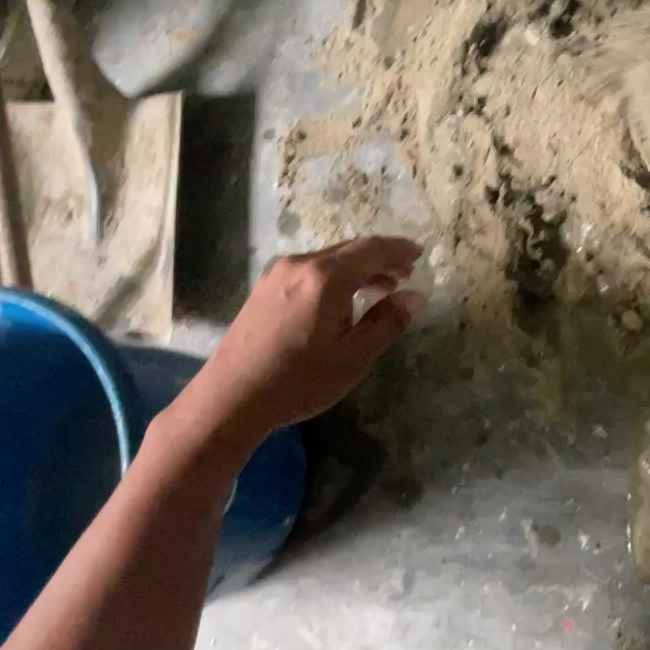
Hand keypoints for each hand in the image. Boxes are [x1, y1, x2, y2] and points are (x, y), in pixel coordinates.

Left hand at [179, 237, 424, 444]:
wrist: (229, 400)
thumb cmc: (298, 380)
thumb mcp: (354, 356)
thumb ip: (388, 322)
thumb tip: (415, 297)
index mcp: (326, 276)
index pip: (372, 249)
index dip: (399, 250)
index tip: (419, 255)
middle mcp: (300, 264)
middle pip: (350, 250)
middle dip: (381, 259)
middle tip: (406, 273)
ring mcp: (277, 275)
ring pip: (329, 260)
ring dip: (358, 269)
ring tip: (379, 290)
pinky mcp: (264, 289)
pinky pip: (310, 271)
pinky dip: (335, 277)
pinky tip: (341, 301)